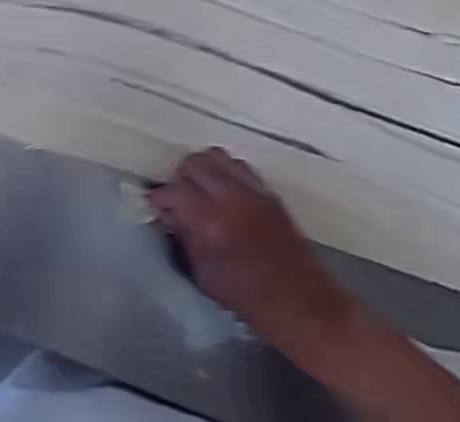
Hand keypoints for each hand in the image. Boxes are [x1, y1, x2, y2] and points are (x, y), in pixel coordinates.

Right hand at [148, 148, 354, 348]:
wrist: (303, 304)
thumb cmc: (250, 299)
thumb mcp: (205, 276)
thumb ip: (185, 238)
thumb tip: (170, 215)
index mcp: (213, 222)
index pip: (175, 190)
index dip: (160, 197)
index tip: (155, 204)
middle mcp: (233, 198)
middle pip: (195, 163)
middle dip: (179, 177)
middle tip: (178, 197)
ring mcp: (254, 191)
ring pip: (218, 156)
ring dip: (203, 168)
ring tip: (201, 189)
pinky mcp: (270, 193)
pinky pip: (240, 166)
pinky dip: (226, 172)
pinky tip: (225, 192)